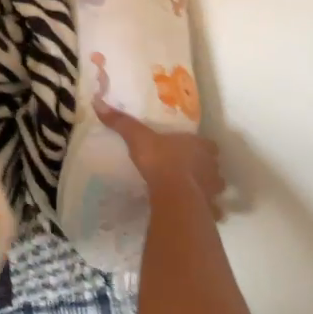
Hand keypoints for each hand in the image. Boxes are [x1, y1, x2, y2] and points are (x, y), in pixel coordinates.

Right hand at [93, 103, 224, 214]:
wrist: (174, 195)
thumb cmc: (161, 161)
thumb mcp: (138, 138)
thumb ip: (122, 122)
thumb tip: (98, 102)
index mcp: (201, 146)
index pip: (207, 143)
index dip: (199, 145)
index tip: (188, 148)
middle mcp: (213, 166)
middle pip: (212, 164)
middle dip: (203, 166)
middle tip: (186, 168)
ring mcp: (214, 189)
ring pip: (214, 186)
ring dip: (205, 187)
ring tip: (190, 190)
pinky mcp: (211, 208)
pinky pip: (211, 209)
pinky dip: (206, 210)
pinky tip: (194, 211)